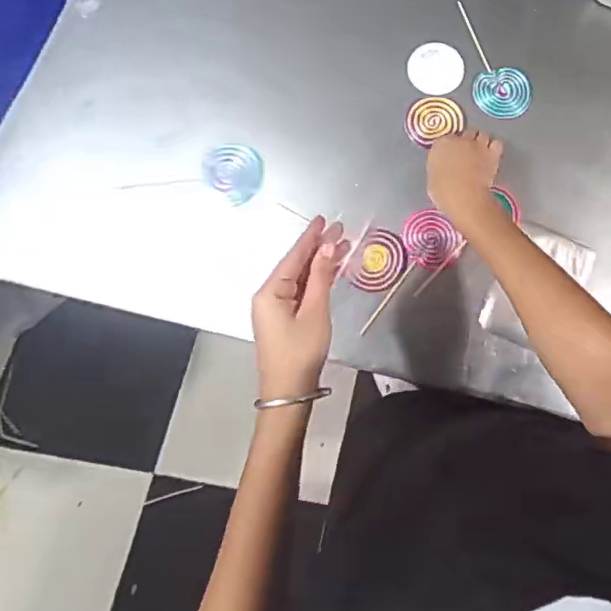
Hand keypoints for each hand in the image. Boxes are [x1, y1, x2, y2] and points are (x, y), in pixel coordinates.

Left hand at [253, 215, 350, 399]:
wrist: (290, 391)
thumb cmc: (301, 351)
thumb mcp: (315, 312)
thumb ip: (321, 277)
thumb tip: (327, 246)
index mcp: (269, 291)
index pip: (293, 257)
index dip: (310, 237)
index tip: (324, 219)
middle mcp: (268, 295)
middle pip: (295, 265)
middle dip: (318, 248)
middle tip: (340, 230)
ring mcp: (274, 308)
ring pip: (299, 278)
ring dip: (319, 263)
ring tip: (342, 247)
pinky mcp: (283, 318)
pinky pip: (299, 291)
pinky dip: (315, 280)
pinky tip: (330, 271)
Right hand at [426, 130, 502, 226]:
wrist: (463, 196)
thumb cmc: (443, 191)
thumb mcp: (433, 177)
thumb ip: (439, 167)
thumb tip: (444, 168)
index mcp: (441, 144)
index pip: (446, 139)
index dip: (451, 147)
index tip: (452, 155)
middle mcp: (459, 139)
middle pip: (466, 134)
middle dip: (468, 141)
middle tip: (469, 154)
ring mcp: (477, 144)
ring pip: (483, 134)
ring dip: (482, 142)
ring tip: (482, 153)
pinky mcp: (492, 153)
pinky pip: (496, 144)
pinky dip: (495, 148)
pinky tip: (492, 156)